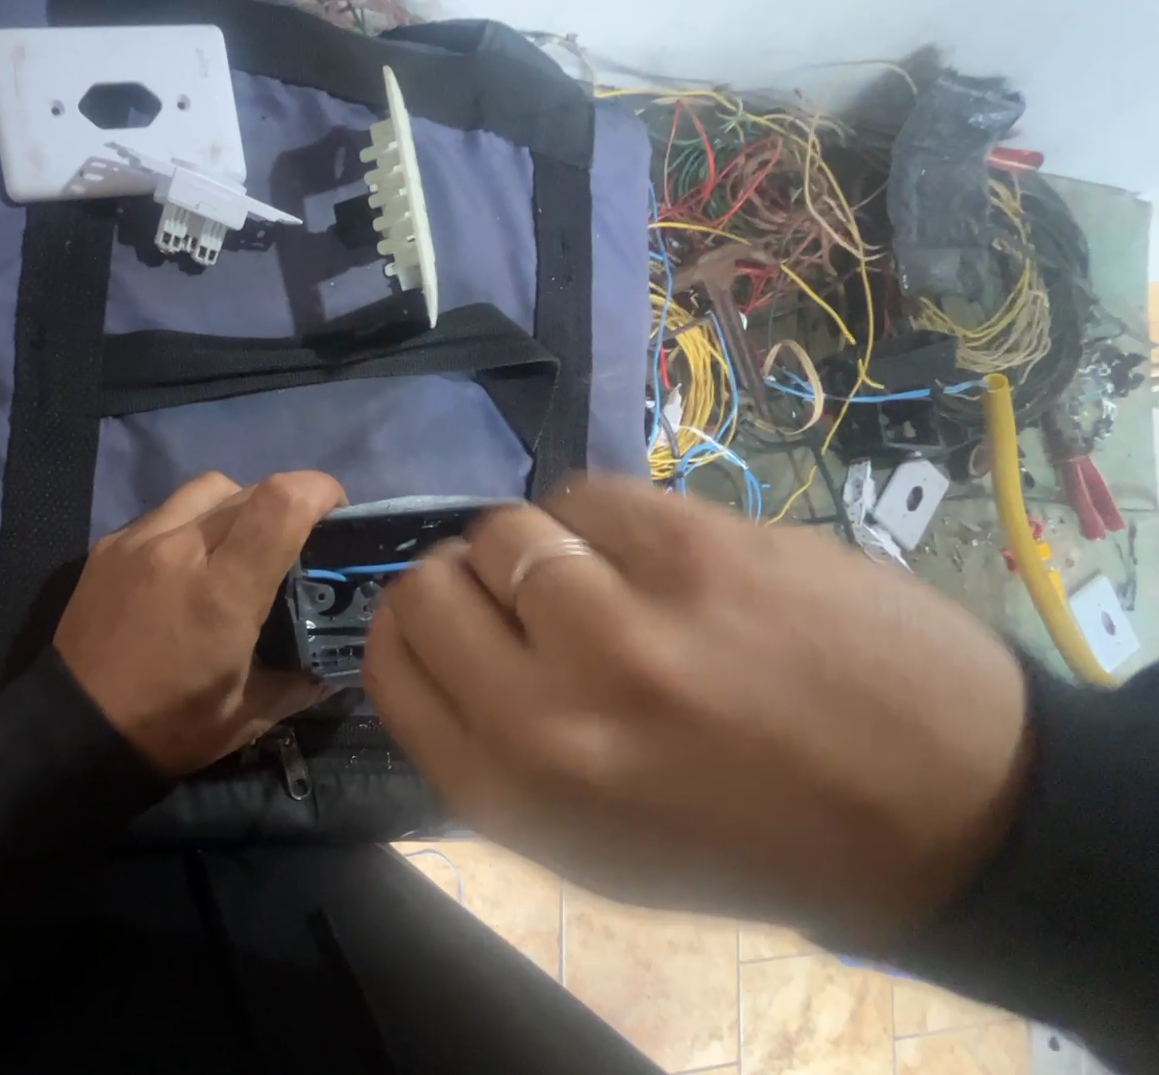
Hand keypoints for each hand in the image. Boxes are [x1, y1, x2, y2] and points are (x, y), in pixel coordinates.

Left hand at [56, 471, 345, 775]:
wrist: (72, 730)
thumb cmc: (168, 727)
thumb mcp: (248, 715)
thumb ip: (303, 681)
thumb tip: (337, 665)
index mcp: (222, 592)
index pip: (281, 502)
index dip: (320, 492)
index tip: (335, 516)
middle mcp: (179, 550)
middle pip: (250, 490)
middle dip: (286, 505)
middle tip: (293, 545)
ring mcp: (137, 541)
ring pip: (207, 489)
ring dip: (237, 506)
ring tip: (239, 547)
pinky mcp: (108, 545)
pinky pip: (165, 511)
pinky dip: (192, 523)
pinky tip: (187, 565)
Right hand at [363, 475, 1029, 941]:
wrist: (946, 809)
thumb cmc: (735, 838)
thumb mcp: (575, 839)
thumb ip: (475, 748)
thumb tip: (423, 645)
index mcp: (508, 789)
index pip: (388, 664)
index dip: (401, 631)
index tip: (440, 624)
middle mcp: (545, 710)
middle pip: (424, 585)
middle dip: (456, 583)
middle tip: (517, 601)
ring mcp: (623, 623)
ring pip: (497, 530)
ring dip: (529, 548)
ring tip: (591, 576)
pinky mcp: (697, 549)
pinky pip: (582, 494)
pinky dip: (596, 518)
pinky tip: (648, 554)